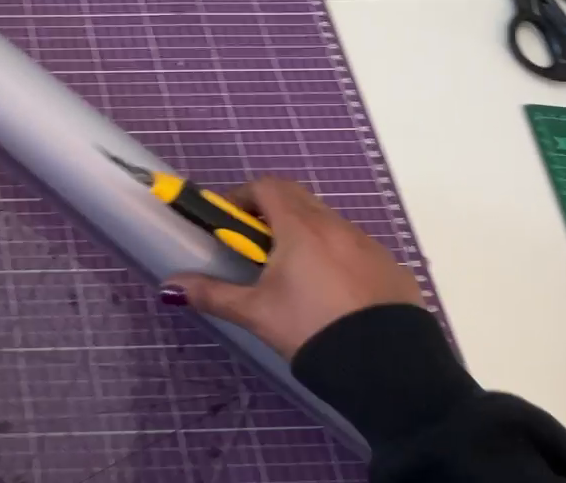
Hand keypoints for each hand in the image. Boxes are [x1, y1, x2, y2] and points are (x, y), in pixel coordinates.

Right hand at [163, 176, 422, 358]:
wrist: (397, 379)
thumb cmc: (315, 332)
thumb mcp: (256, 314)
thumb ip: (211, 294)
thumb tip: (168, 286)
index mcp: (301, 228)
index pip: (267, 186)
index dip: (243, 197)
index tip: (231, 223)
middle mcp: (338, 228)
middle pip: (298, 199)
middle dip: (272, 212)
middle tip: (257, 246)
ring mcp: (372, 249)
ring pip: (330, 224)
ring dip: (307, 234)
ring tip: (296, 275)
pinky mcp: (396, 272)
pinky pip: (358, 250)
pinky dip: (338, 257)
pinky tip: (334, 296)